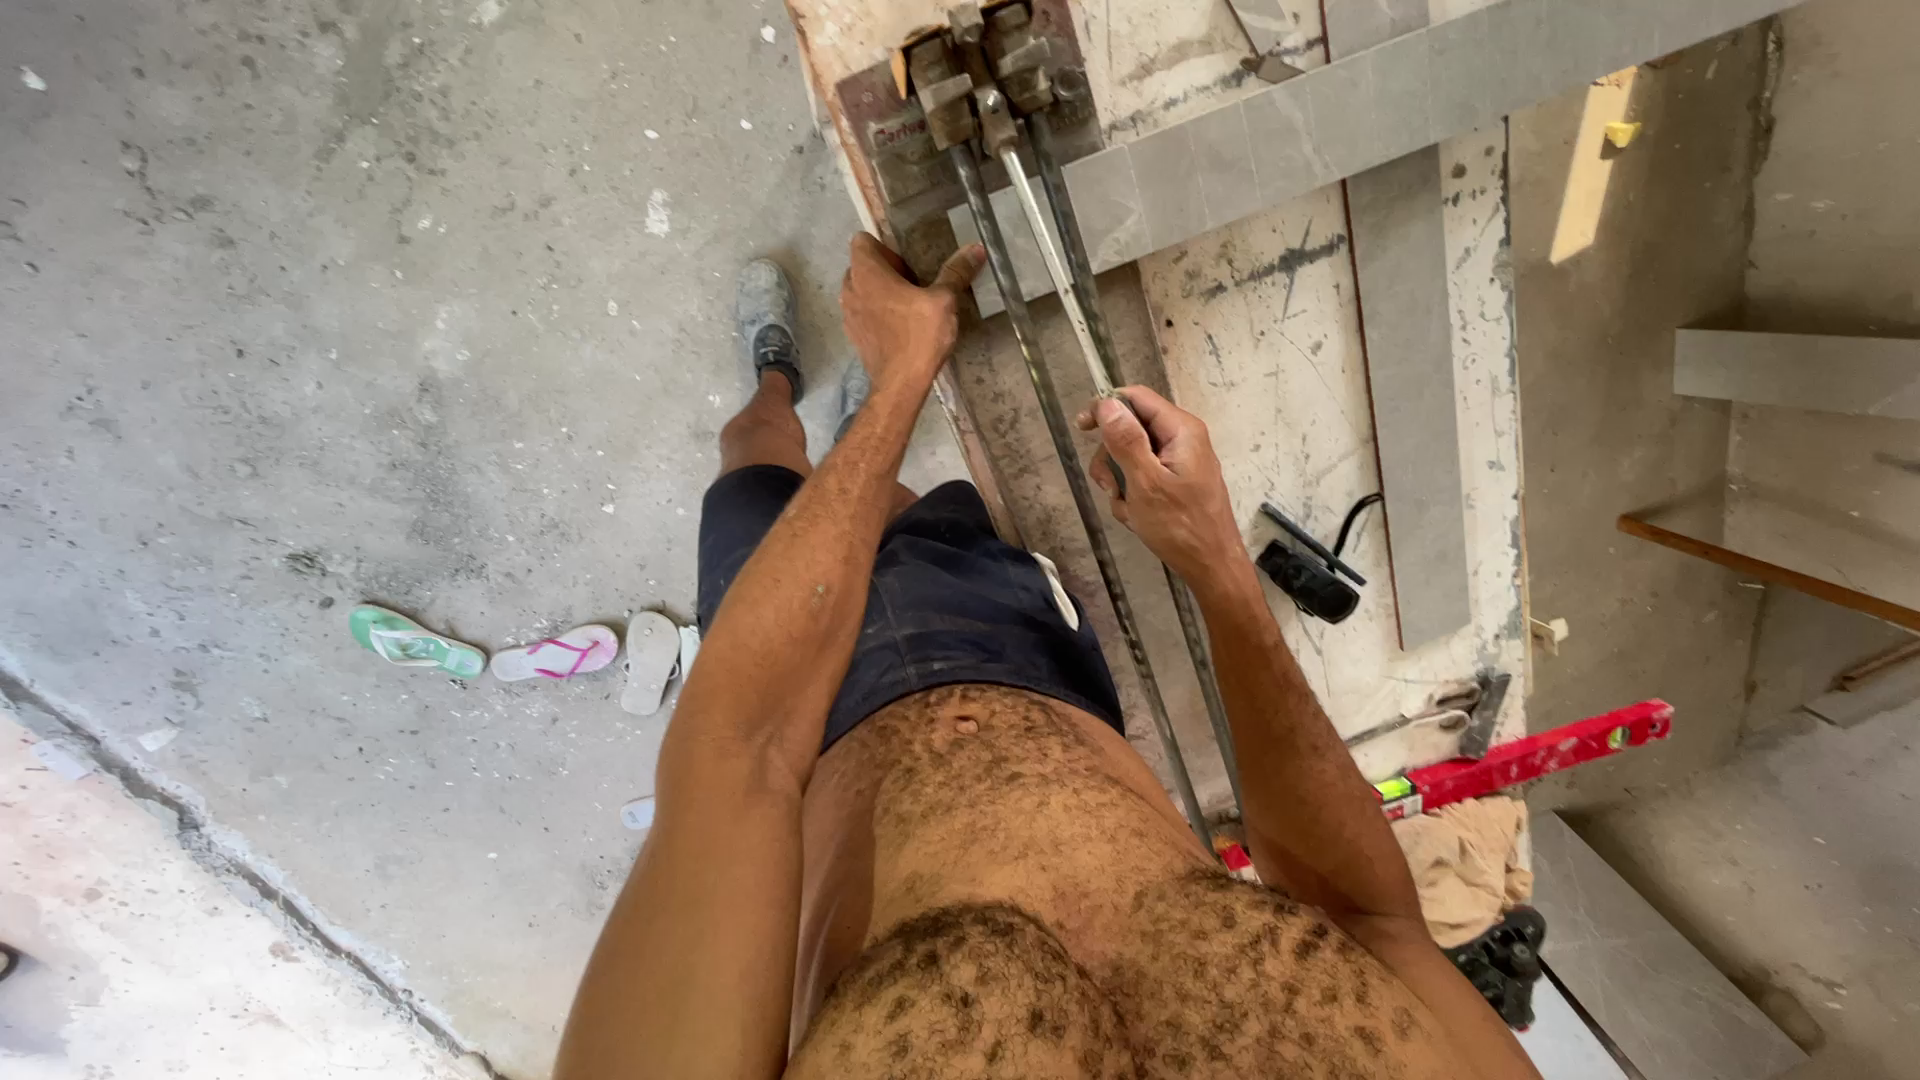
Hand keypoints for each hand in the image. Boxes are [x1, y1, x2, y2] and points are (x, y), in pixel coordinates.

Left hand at [839, 233, 985, 397]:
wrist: (900, 384)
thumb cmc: (919, 337)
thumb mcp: (944, 301)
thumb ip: (956, 272)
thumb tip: (976, 248)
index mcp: (866, 273)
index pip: (862, 240)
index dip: (885, 247)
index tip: (907, 266)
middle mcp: (849, 290)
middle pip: (862, 266)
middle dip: (884, 270)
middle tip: (912, 285)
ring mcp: (848, 315)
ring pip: (860, 291)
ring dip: (879, 293)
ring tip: (907, 307)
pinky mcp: (854, 336)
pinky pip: (862, 314)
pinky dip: (876, 314)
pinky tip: (900, 329)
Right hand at [1075, 386, 1246, 585]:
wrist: (1210, 566)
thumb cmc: (1180, 526)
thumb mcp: (1146, 483)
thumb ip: (1126, 441)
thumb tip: (1107, 404)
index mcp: (1180, 430)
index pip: (1136, 398)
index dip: (1106, 407)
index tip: (1082, 428)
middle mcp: (1181, 438)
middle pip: (1130, 428)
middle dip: (1112, 458)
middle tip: (1110, 487)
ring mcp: (1178, 461)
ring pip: (1130, 455)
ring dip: (1119, 481)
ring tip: (1127, 507)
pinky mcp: (1175, 481)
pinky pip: (1141, 476)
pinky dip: (1132, 495)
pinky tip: (1137, 515)